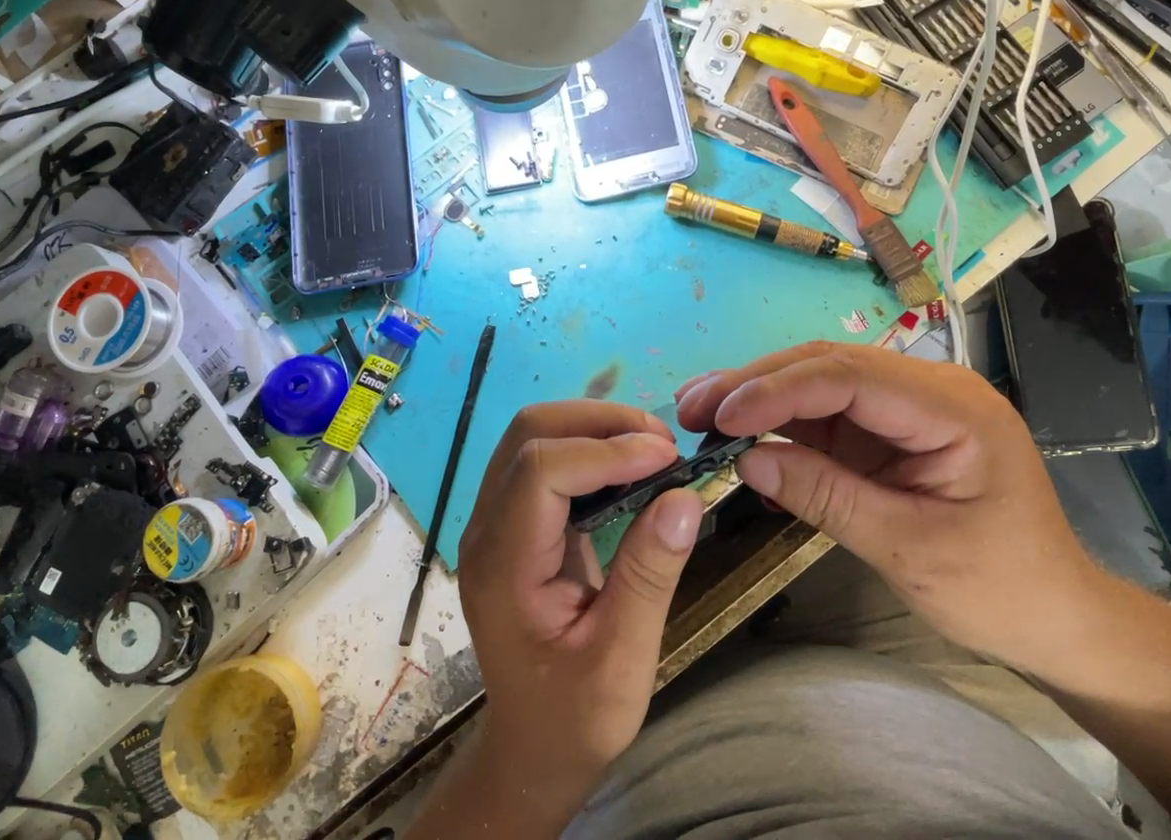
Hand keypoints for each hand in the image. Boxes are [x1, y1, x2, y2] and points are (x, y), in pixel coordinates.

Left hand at [457, 401, 703, 796]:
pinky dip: (589, 449)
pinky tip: (631, 466)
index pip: (540, 471)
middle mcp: (487, 531)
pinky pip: (543, 462)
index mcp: (504, 567)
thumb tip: (684, 497)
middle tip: (665, 443)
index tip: (669, 459)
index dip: (606, 451)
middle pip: (528, 434)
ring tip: (654, 449)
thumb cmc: (574, 717)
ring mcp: (495, 525)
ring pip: (532, 438)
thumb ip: (648, 576)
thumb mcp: (623, 660)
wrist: (532, 748)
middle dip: (598, 422)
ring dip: (594, 428)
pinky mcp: (515, 526)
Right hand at [676, 342, 1104, 669]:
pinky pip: (825, 418)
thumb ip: (828, 498)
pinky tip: (739, 441)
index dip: (778, 390)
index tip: (720, 418)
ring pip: (819, 385)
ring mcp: (907, 411)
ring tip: (698, 417)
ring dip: (759, 400)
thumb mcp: (911, 550)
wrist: (1053, 617)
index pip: (850, 376)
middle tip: (690, 409)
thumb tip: (746, 462)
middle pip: (828, 367)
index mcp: (954, 409)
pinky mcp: (888, 434)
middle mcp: (929, 392)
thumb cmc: (999, 588)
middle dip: (756, 385)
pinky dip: (780, 428)